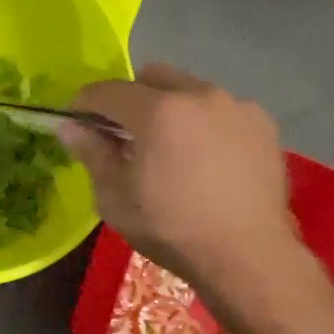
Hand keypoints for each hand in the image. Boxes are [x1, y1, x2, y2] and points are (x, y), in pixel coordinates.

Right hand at [61, 63, 303, 291]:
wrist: (245, 254)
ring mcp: (237, 106)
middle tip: (124, 136)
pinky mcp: (263, 124)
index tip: (75, 122)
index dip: (84, 103)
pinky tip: (204, 161)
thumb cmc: (170, 229)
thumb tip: (70, 128)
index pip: (108, 91)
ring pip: (190, 92)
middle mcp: (200, 94)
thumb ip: (93, 155)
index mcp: (159, 111)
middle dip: (131, 99)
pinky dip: (204, 125)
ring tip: (169, 151)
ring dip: (170, 110)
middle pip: (153, 79)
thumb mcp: (116, 199)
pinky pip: (221, 112)